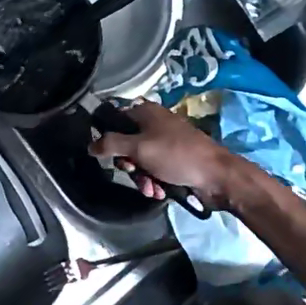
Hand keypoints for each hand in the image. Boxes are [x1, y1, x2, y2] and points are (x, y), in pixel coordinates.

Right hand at [89, 100, 245, 207]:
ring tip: (151, 189)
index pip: (116, 118)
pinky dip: (155, 182)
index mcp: (146, 112)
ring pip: (141, 161)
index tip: (110, 154)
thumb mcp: (138, 148)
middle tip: (133, 172)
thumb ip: (111, 144)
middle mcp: (155, 124)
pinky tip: (160, 192)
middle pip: (127, 144)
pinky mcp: (175, 160)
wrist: (215, 175)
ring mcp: (166, 143)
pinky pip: (155, 170)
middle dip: (129, 165)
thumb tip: (90, 144)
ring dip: (142, 178)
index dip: (109, 137)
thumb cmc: (176, 155)